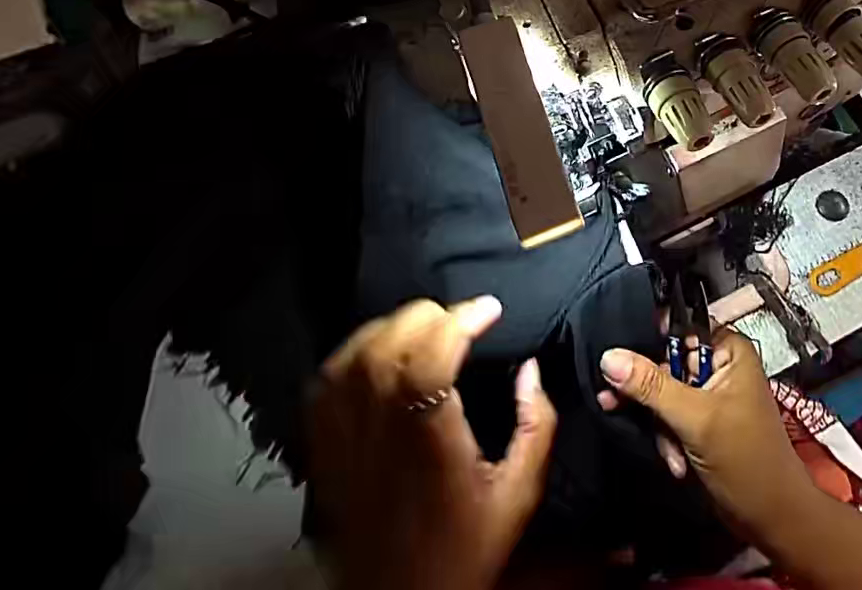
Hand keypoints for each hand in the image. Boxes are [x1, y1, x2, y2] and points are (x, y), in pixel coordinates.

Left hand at [309, 296, 557, 589]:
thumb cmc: (465, 552)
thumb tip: (530, 370)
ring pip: (355, 357)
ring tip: (429, 326)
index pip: (429, 363)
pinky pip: (328, 382)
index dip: (459, 322)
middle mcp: (379, 439)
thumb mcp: (519, 493)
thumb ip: (535, 426)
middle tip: (464, 318)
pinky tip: (384, 349)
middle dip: (431, 316)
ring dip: (395, 326)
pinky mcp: (326, 451)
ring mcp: (345, 444)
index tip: (490, 310)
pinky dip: (356, 350)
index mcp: (429, 448)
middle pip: (388, 348)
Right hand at [597, 329, 815, 532]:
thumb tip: (609, 357)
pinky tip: (675, 462)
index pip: (680, 326)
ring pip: (663, 392)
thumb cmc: (745, 459)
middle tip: (615, 402)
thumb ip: (651, 386)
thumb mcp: (696, 418)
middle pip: (666, 360)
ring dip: (659, 423)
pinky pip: (669, 415)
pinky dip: (667, 437)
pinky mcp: (700, 421)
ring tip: (669, 451)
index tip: (617, 356)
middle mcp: (719, 364)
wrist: (771, 519)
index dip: (650, 339)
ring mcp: (709, 394)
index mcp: (729, 348)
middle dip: (649, 393)